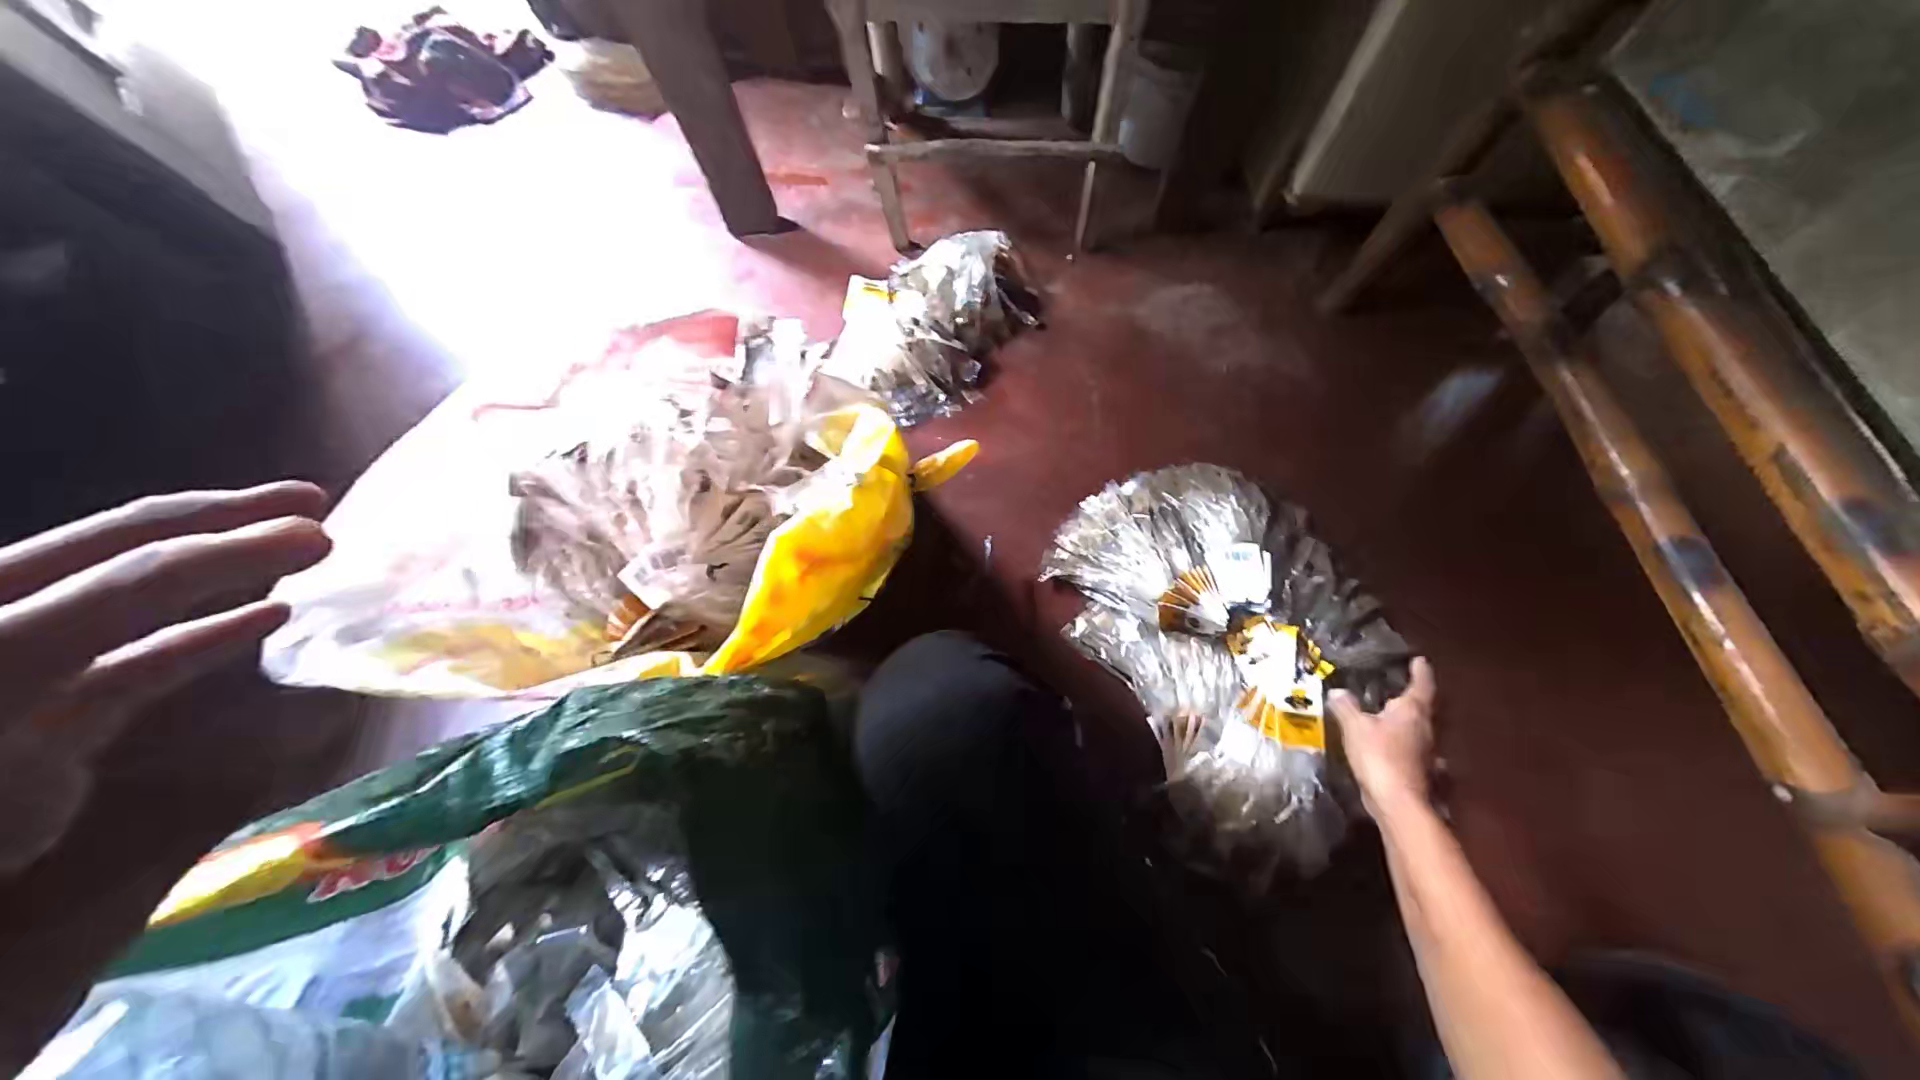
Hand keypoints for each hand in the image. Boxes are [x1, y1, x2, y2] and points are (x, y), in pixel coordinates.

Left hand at [0, 482, 330, 874]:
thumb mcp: (22, 679)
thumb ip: (127, 650)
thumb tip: (263, 611)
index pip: (126, 570)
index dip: (223, 539)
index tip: (315, 523)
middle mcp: (12, 629)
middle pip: (126, 558)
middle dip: (224, 524)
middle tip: (313, 503)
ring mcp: (31, 673)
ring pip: (139, 600)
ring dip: (226, 568)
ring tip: (304, 543)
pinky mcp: (58, 720)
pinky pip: (144, 661)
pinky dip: (210, 635)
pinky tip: (273, 619)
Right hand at [1328, 657, 1436, 816]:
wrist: (1397, 801)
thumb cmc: (1379, 755)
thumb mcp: (1354, 726)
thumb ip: (1346, 707)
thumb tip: (1338, 691)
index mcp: (1412, 711)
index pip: (1421, 685)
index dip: (1420, 672)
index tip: (1419, 660)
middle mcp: (1425, 727)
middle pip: (1421, 707)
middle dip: (1411, 696)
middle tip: (1397, 685)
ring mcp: (1424, 750)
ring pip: (1417, 727)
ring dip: (1406, 719)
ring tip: (1387, 712)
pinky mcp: (1417, 768)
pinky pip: (1409, 745)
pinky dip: (1400, 740)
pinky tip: (1388, 743)